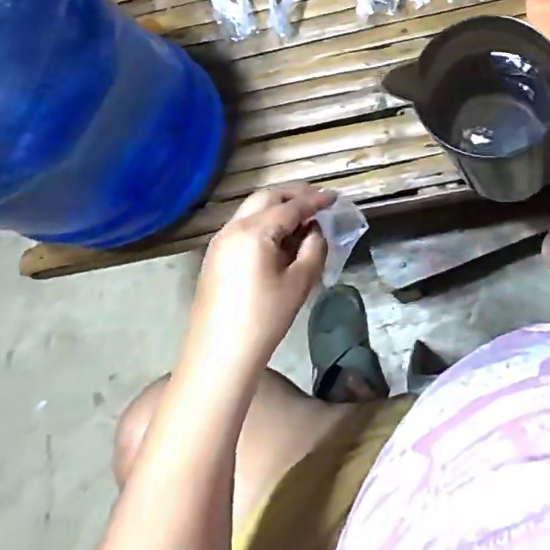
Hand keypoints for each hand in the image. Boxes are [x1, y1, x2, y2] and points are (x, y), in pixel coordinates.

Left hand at [184, 185, 336, 373]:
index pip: (290, 206)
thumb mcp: (299, 284)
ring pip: (252, 209)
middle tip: (318, 201)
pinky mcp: (215, 255)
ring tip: (302, 220)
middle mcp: (233, 227)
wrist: (219, 355)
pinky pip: (243, 225)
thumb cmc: (264, 320)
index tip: (334, 197)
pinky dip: (264, 222)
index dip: (315, 200)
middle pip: (267, 197)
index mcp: (254, 231)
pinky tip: (279, 239)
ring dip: (277, 207)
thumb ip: (313, 249)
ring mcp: (220, 240)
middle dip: (294, 195)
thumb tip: (315, 231)